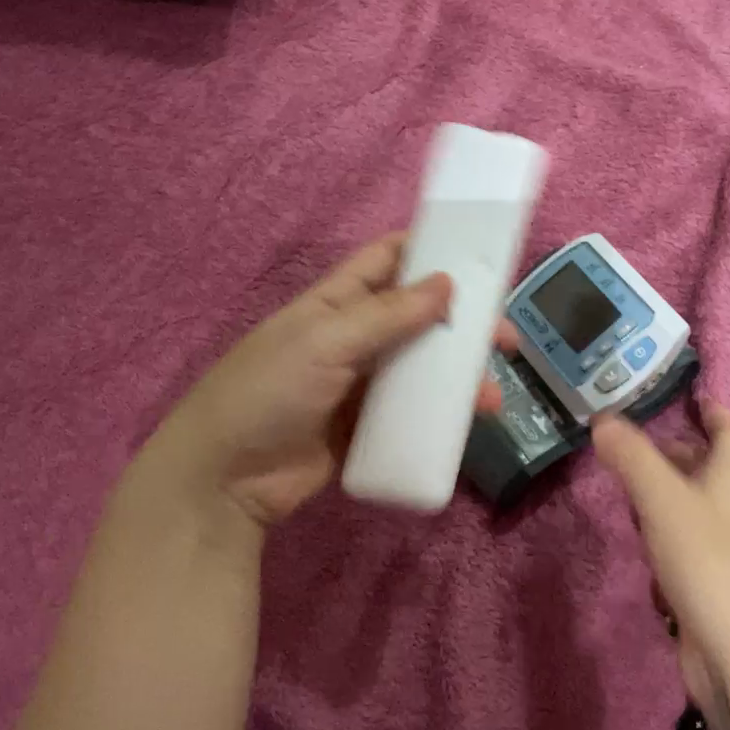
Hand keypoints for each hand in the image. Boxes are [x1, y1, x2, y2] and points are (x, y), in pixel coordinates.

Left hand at [143, 232, 509, 526]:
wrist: (223, 481)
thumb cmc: (266, 393)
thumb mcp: (325, 342)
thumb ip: (388, 314)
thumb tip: (447, 282)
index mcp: (337, 301)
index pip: (390, 259)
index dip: (431, 249)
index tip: (480, 253)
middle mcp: (355, 336)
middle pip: (421, 316)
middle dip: (465, 323)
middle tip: (505, 339)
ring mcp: (363, 383)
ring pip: (424, 367)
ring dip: (460, 375)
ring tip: (489, 396)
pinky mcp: (368, 426)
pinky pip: (415, 411)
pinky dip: (443, 413)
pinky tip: (468, 422)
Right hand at [591, 401, 729, 718]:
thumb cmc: (709, 562)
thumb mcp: (664, 501)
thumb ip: (632, 458)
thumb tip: (603, 418)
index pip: (729, 428)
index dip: (711, 409)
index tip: (688, 395)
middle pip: (708, 466)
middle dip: (674, 451)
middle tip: (631, 442)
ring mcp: (727, 546)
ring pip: (693, 506)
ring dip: (664, 493)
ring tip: (626, 487)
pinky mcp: (712, 581)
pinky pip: (686, 544)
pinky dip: (664, 534)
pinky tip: (641, 543)